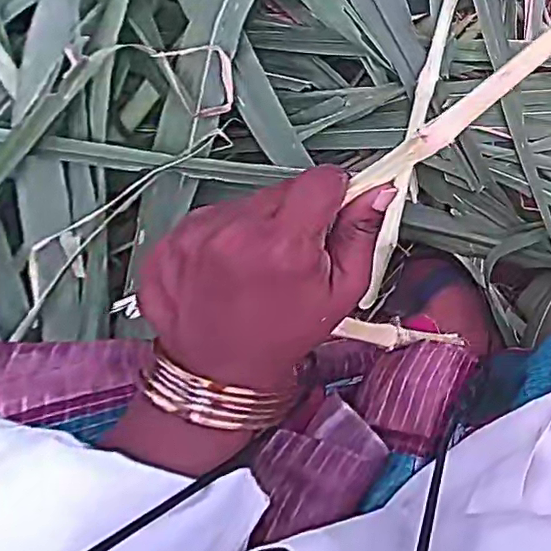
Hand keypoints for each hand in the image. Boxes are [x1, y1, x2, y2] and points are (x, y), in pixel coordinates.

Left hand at [136, 166, 394, 391]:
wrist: (217, 372)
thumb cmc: (283, 335)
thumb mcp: (343, 291)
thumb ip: (362, 235)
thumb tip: (378, 193)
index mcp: (284, 246)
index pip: (321, 179)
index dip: (335, 191)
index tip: (334, 208)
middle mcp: (236, 233)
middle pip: (286, 188)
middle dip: (298, 211)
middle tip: (295, 250)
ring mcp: (197, 234)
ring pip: (250, 200)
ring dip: (261, 221)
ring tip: (259, 262)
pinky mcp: (172, 239)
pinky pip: (216, 214)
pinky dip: (228, 232)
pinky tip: (231, 265)